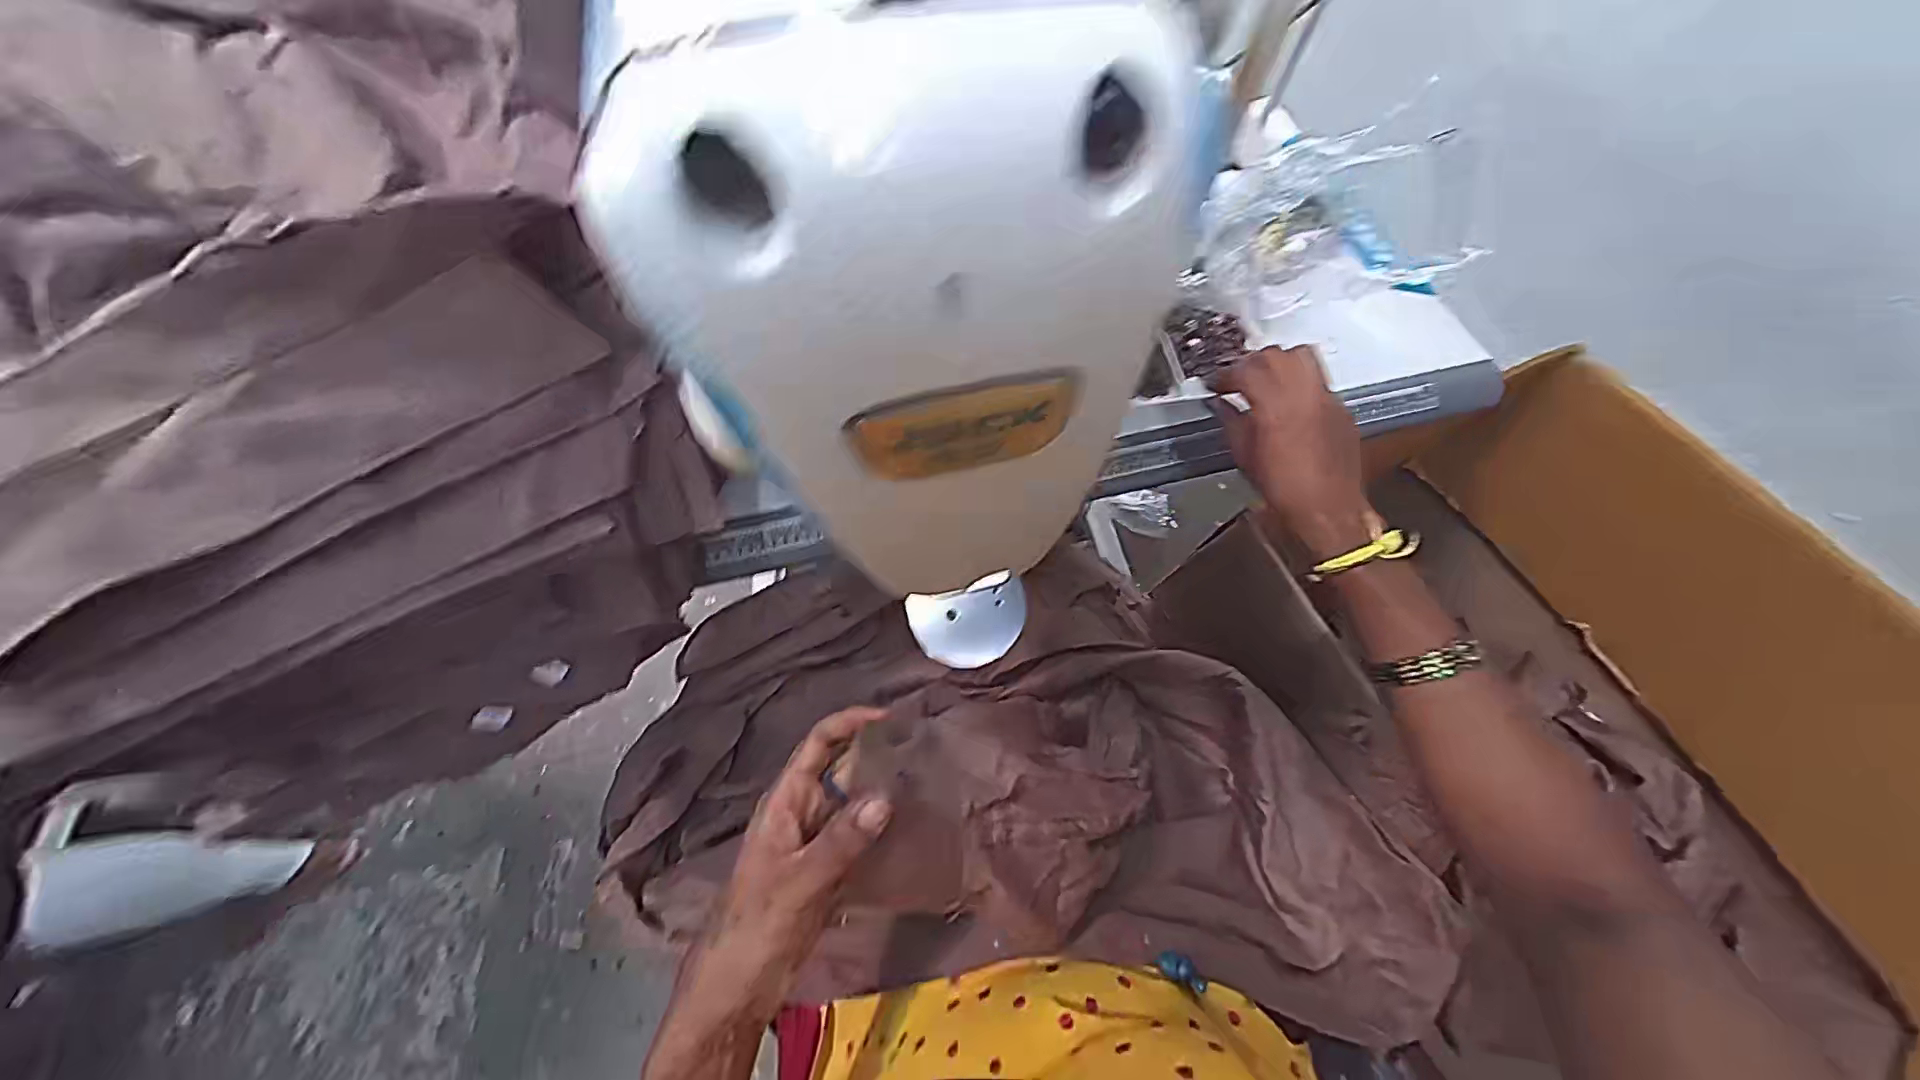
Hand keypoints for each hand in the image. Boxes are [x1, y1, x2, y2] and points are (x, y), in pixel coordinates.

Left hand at [659, 708, 892, 1038]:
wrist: (736, 989)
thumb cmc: (755, 926)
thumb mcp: (799, 881)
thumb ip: (841, 841)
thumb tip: (885, 798)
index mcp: (785, 802)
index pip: (817, 744)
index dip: (848, 723)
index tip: (887, 718)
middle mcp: (802, 812)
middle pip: (840, 769)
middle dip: (874, 754)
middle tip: (917, 749)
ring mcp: (815, 842)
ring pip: (853, 803)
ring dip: (882, 792)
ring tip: (923, 781)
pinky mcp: (828, 870)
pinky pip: (859, 837)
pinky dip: (882, 829)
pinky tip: (910, 829)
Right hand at [1211, 345, 1377, 557]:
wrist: (1326, 508)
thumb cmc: (1286, 490)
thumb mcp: (1245, 456)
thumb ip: (1231, 422)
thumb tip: (1222, 406)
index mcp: (1275, 407)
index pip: (1247, 370)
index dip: (1226, 375)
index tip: (1217, 383)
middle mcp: (1304, 396)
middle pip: (1275, 356)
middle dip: (1251, 363)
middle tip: (1236, 378)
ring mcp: (1326, 398)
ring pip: (1301, 356)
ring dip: (1278, 362)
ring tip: (1263, 380)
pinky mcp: (1340, 407)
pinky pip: (1317, 379)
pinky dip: (1298, 380)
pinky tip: (1287, 398)